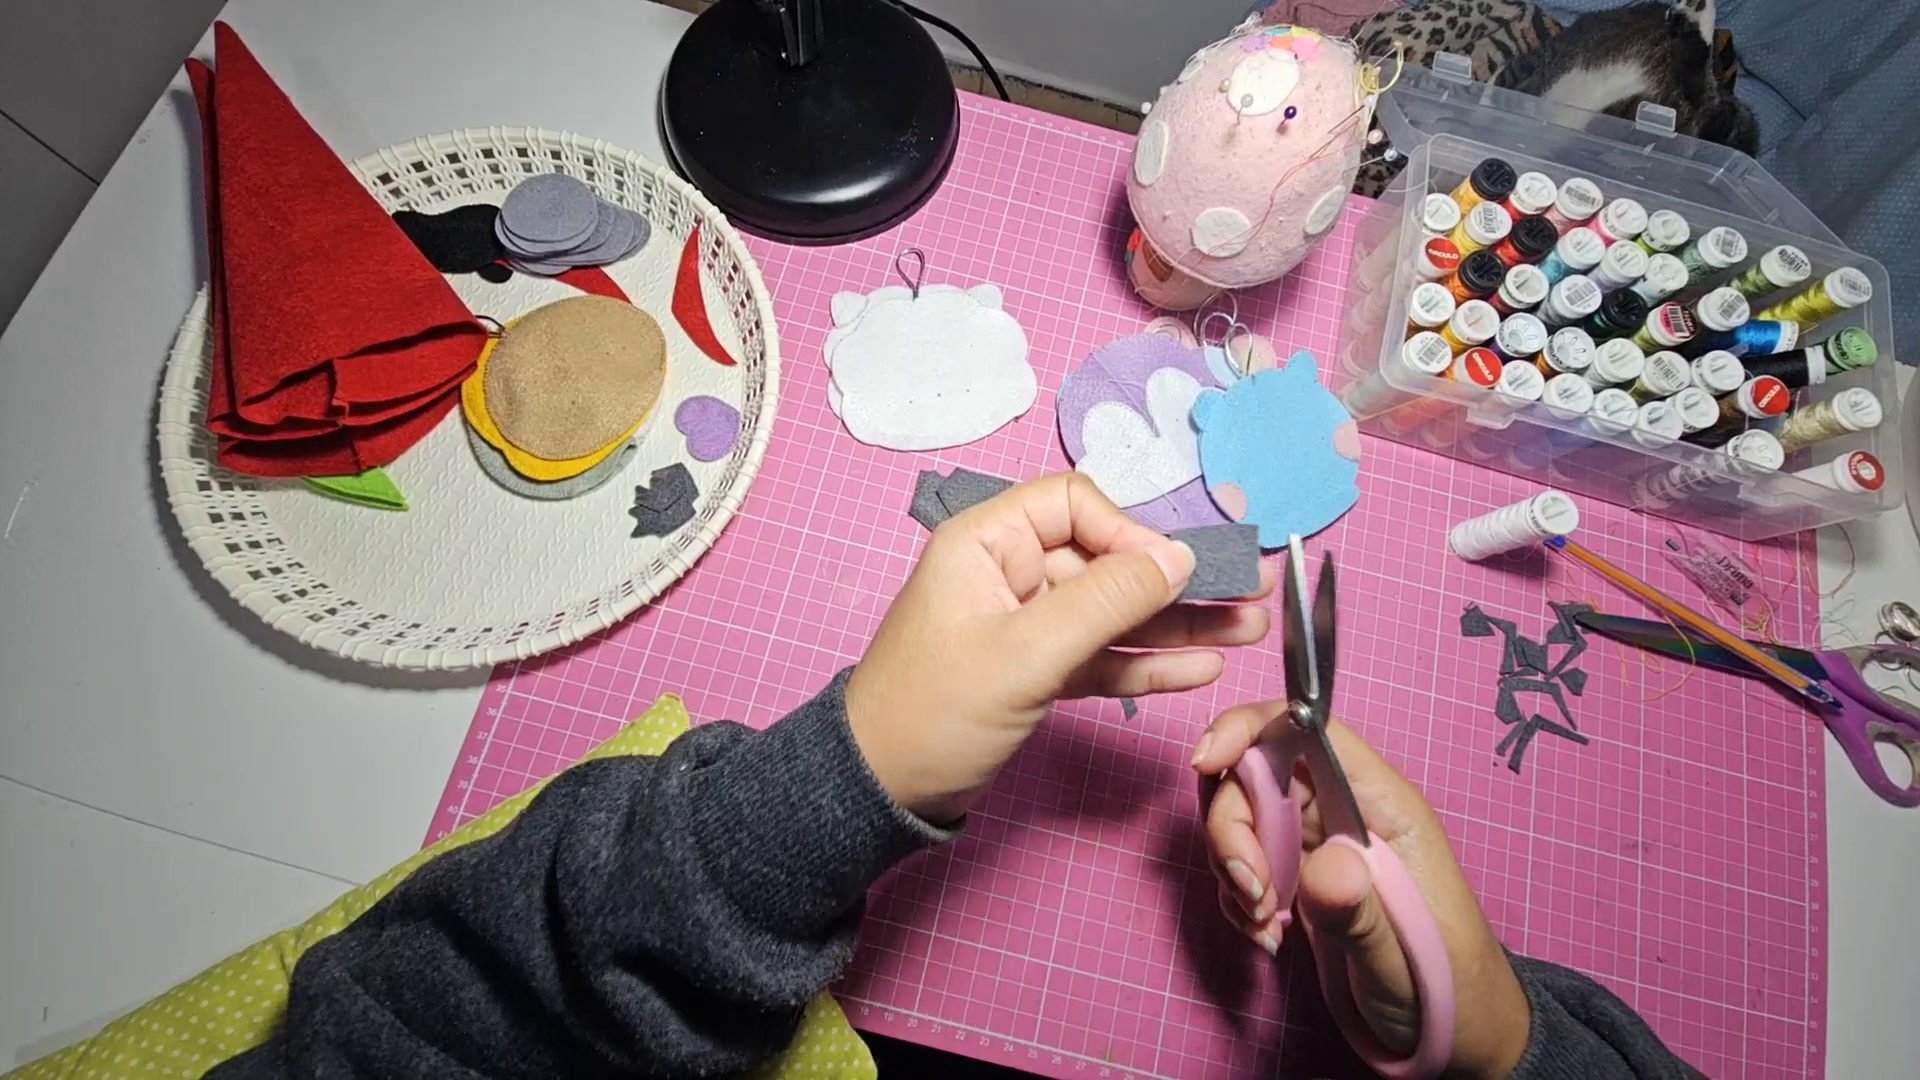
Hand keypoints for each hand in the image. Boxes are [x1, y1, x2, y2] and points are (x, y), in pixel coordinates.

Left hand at [848, 473, 1273, 823]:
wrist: (886, 787)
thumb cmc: (936, 708)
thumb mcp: (1024, 651)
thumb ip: (1105, 601)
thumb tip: (1177, 556)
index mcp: (989, 542)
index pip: (1074, 505)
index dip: (1129, 532)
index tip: (1174, 569)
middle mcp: (1012, 571)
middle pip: (1107, 560)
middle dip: (1175, 580)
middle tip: (1251, 590)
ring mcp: (1029, 621)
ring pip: (1113, 611)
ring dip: (1176, 622)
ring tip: (1247, 627)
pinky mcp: (1040, 667)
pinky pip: (1102, 654)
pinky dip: (1146, 661)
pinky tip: (1199, 666)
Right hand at [1194, 708, 1530, 1079]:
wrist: (1454, 1036)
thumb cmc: (1449, 995)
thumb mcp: (1404, 968)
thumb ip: (1361, 917)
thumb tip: (1326, 864)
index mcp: (1378, 802)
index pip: (1305, 730)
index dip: (1247, 728)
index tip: (1205, 764)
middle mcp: (1337, 806)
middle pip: (1254, 773)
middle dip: (1231, 827)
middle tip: (1251, 893)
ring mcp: (1310, 835)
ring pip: (1237, 813)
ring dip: (1232, 866)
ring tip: (1264, 925)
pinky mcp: (1290, 866)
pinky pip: (1239, 855)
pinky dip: (1235, 892)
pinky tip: (1264, 934)